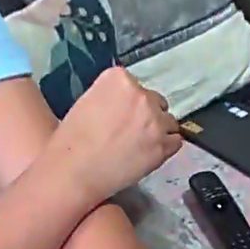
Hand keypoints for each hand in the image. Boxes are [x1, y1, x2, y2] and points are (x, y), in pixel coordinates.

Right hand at [43, 67, 181, 204]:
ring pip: (169, 122)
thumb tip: (125, 106)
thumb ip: (112, 97)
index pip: (136, 87)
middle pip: (156, 102)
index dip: (131, 104)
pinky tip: (153, 153)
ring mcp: (155, 120)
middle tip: (133, 133)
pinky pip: (176, 141)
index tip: (123, 116)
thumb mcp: (89, 101)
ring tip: (143, 145)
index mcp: (119, 78)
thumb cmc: (73, 139)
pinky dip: (167, 146)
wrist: (76, 170)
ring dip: (159, 131)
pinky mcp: (162, 145)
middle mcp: (141, 95)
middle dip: (147, 116)